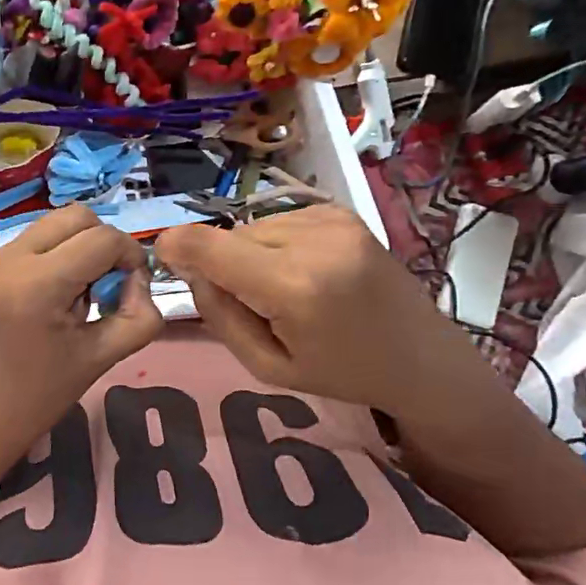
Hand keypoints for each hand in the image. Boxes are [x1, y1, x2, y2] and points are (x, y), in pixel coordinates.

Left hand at [0, 205, 163, 494]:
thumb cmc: (38, 397)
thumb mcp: (102, 358)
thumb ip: (139, 316)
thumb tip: (139, 282)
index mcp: (38, 283)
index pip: (103, 238)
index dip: (130, 256)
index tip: (134, 289)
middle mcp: (12, 257)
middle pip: (78, 216)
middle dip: (105, 243)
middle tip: (110, 285)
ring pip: (57, 223)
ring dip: (82, 246)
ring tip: (84, 292)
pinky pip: (38, 238)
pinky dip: (61, 253)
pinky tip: (61, 294)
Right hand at [156, 204, 485, 411]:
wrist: (420, 354)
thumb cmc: (344, 373)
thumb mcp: (269, 368)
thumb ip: (220, 317)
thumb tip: (191, 270)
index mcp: (294, 286)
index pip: (211, 246)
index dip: (177, 247)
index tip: (165, 257)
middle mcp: (313, 239)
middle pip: (232, 237)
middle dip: (227, 266)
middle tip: (257, 305)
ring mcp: (332, 219)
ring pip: (255, 227)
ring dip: (253, 254)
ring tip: (287, 290)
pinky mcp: (343, 211)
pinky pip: (282, 220)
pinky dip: (279, 244)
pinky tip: (306, 271)